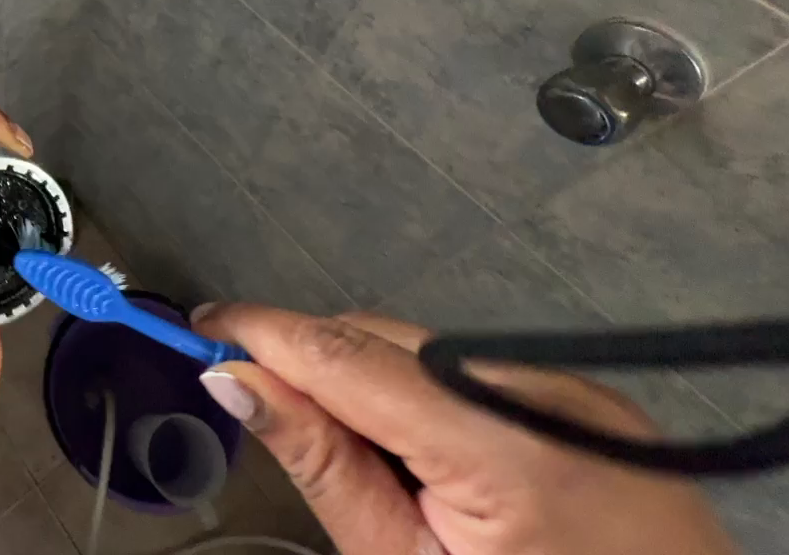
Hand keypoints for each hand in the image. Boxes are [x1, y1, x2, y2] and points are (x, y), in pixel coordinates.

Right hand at [192, 305, 737, 554]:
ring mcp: (578, 389)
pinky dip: (415, 390)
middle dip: (310, 361)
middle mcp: (545, 389)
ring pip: (415, 345)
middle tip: (272, 414)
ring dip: (360, 375)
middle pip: (380, 339)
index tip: (199, 326)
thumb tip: (231, 376)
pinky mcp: (590, 398)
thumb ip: (320, 461)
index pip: (344, 353)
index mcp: (504, 444)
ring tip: (362, 456)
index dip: (261, 329)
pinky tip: (420, 452)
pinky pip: (462, 366)